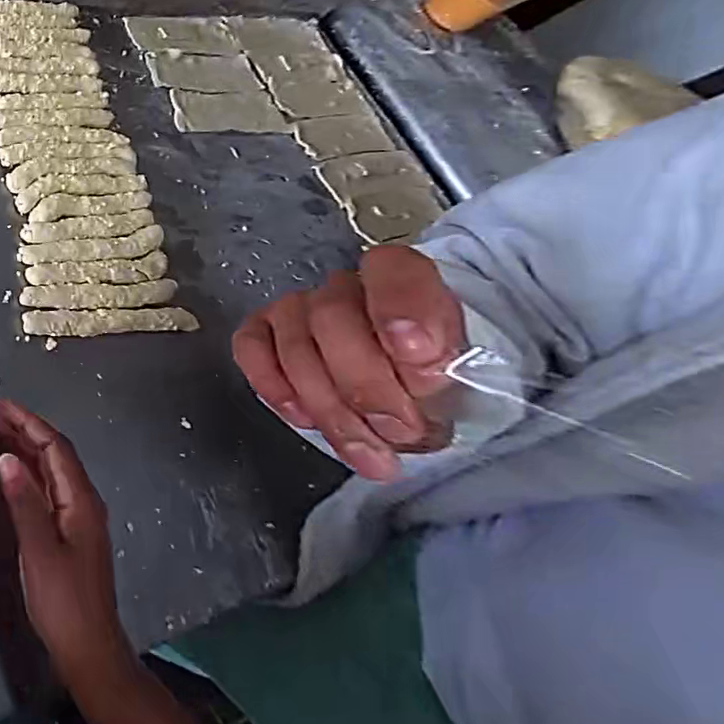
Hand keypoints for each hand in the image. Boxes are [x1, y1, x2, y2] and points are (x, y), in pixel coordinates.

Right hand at [0, 399, 131, 681]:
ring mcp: (77, 516)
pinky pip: (48, 486)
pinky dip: (28, 469)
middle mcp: (82, 501)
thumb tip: (7, 458)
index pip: (55, 448)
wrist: (88, 649)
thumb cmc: (63, 602)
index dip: (29, 423)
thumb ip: (23, 502)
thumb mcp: (38, 550)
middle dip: (27, 428)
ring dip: (26, 446)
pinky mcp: (68, 530)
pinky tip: (12, 468)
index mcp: (81, 500)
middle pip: (55, 453)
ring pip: (51, 469)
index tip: (2, 406)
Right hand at [231, 245, 463, 480]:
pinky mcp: (261, 334)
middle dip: (366, 385)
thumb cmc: (441, 383)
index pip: (391, 270)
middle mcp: (342, 288)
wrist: (411, 397)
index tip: (421, 366)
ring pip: (294, 345)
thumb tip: (421, 375)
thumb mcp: (474, 378)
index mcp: (404, 280)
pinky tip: (303, 418)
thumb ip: (453, 368)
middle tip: (402, 433)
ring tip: (369, 453)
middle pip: (331, 316)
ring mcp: (295, 309)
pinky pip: (249, 347)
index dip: (400, 310)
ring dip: (330, 407)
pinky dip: (271, 383)